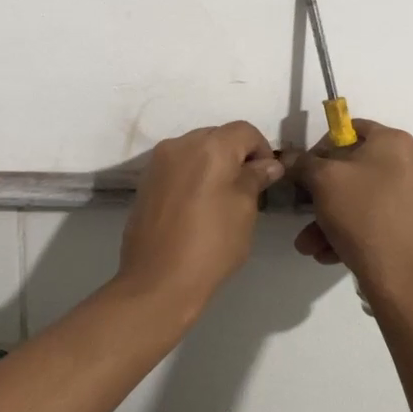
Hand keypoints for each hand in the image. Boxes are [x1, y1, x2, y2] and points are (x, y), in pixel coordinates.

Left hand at [117, 121, 283, 311]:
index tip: (267, 178)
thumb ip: (255, 179)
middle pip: (216, 136)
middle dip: (235, 155)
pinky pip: (176, 167)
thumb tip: (266, 164)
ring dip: (212, 165)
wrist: (158, 281)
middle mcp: (179, 145)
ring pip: (194, 151)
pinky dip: (191, 176)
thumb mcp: (244, 211)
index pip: (244, 131)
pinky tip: (197, 207)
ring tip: (220, 200)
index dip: (261, 149)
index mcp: (209, 147)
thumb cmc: (211, 245)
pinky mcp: (145, 182)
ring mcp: (157, 163)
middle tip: (246, 189)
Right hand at [287, 120, 412, 304]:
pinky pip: (379, 218)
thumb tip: (291, 157)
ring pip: (364, 199)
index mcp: (396, 142)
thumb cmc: (362, 215)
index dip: (321, 146)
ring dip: (332, 218)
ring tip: (311, 245)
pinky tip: (331, 253)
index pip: (351, 129)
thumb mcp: (323, 181)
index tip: (304, 171)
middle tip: (303, 212)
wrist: (403, 278)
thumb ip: (304, 163)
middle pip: (356, 169)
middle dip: (323, 194)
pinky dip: (354, 230)